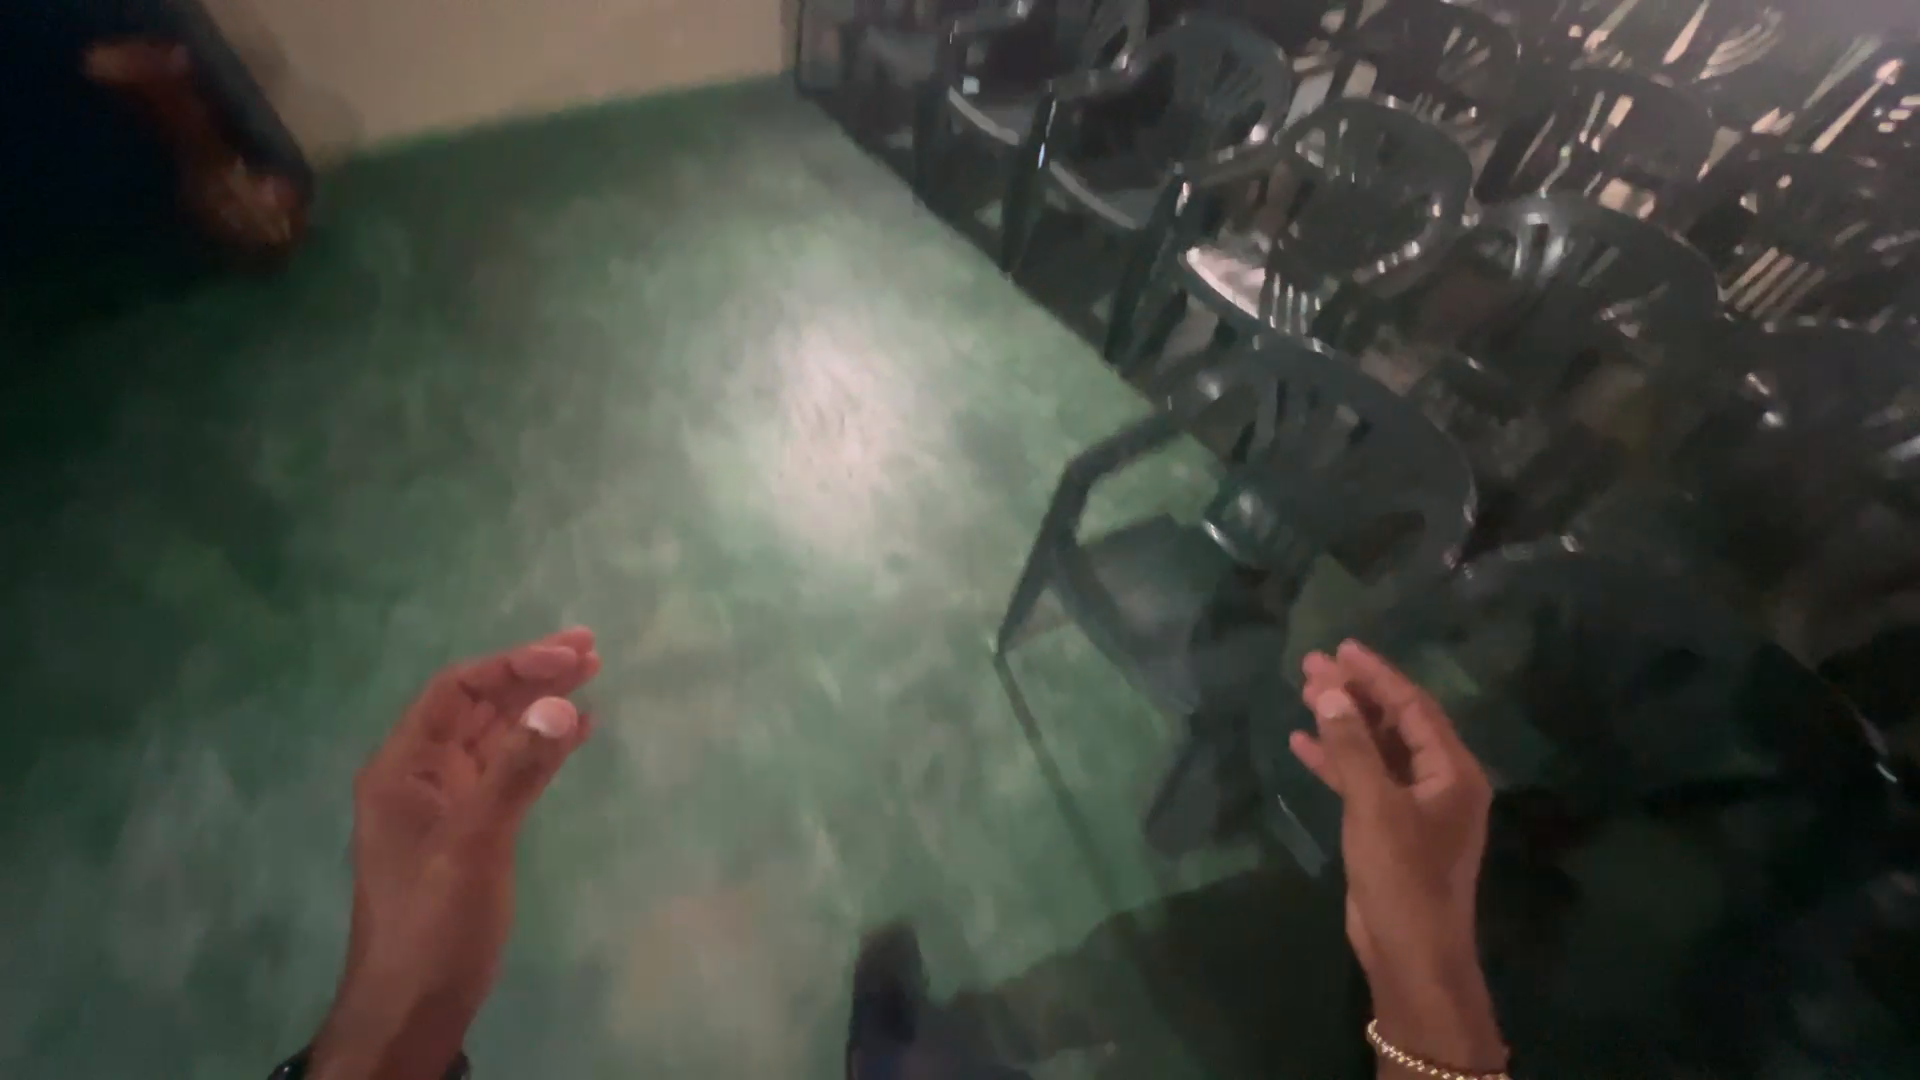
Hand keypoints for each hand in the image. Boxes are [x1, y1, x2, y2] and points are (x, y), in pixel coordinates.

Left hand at [309, 628, 601, 1079]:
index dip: (512, 666)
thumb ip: (516, 770)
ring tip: (594, 671)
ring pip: (503, 730)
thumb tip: (563, 702)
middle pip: (483, 704)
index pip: (458, 692)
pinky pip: (518, 764)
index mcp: (405, 769)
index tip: (569, 657)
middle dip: (533, 673)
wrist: (417, 1005)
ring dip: (545, 700)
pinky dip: (549, 740)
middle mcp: (427, 773)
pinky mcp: (482, 821)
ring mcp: (455, 798)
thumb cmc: (434, 922)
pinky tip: (583, 725)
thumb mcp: (474, 843)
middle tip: (590, 648)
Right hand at [1293, 640, 1505, 1074]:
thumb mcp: (1374, 804)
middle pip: (1393, 722)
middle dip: (1353, 692)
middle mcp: (1437, 781)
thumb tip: (1328, 690)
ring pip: (1374, 746)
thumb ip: (1351, 745)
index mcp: (1451, 772)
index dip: (1377, 674)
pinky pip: (1360, 776)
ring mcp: (1412, 803)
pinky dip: (1333, 758)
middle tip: (1311, 663)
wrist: (1410, 951)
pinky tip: (1301, 742)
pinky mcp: (1387, 823)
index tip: (1341, 648)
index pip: (1413, 707)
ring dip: (1341, 720)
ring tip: (1302, 690)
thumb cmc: (1402, 874)